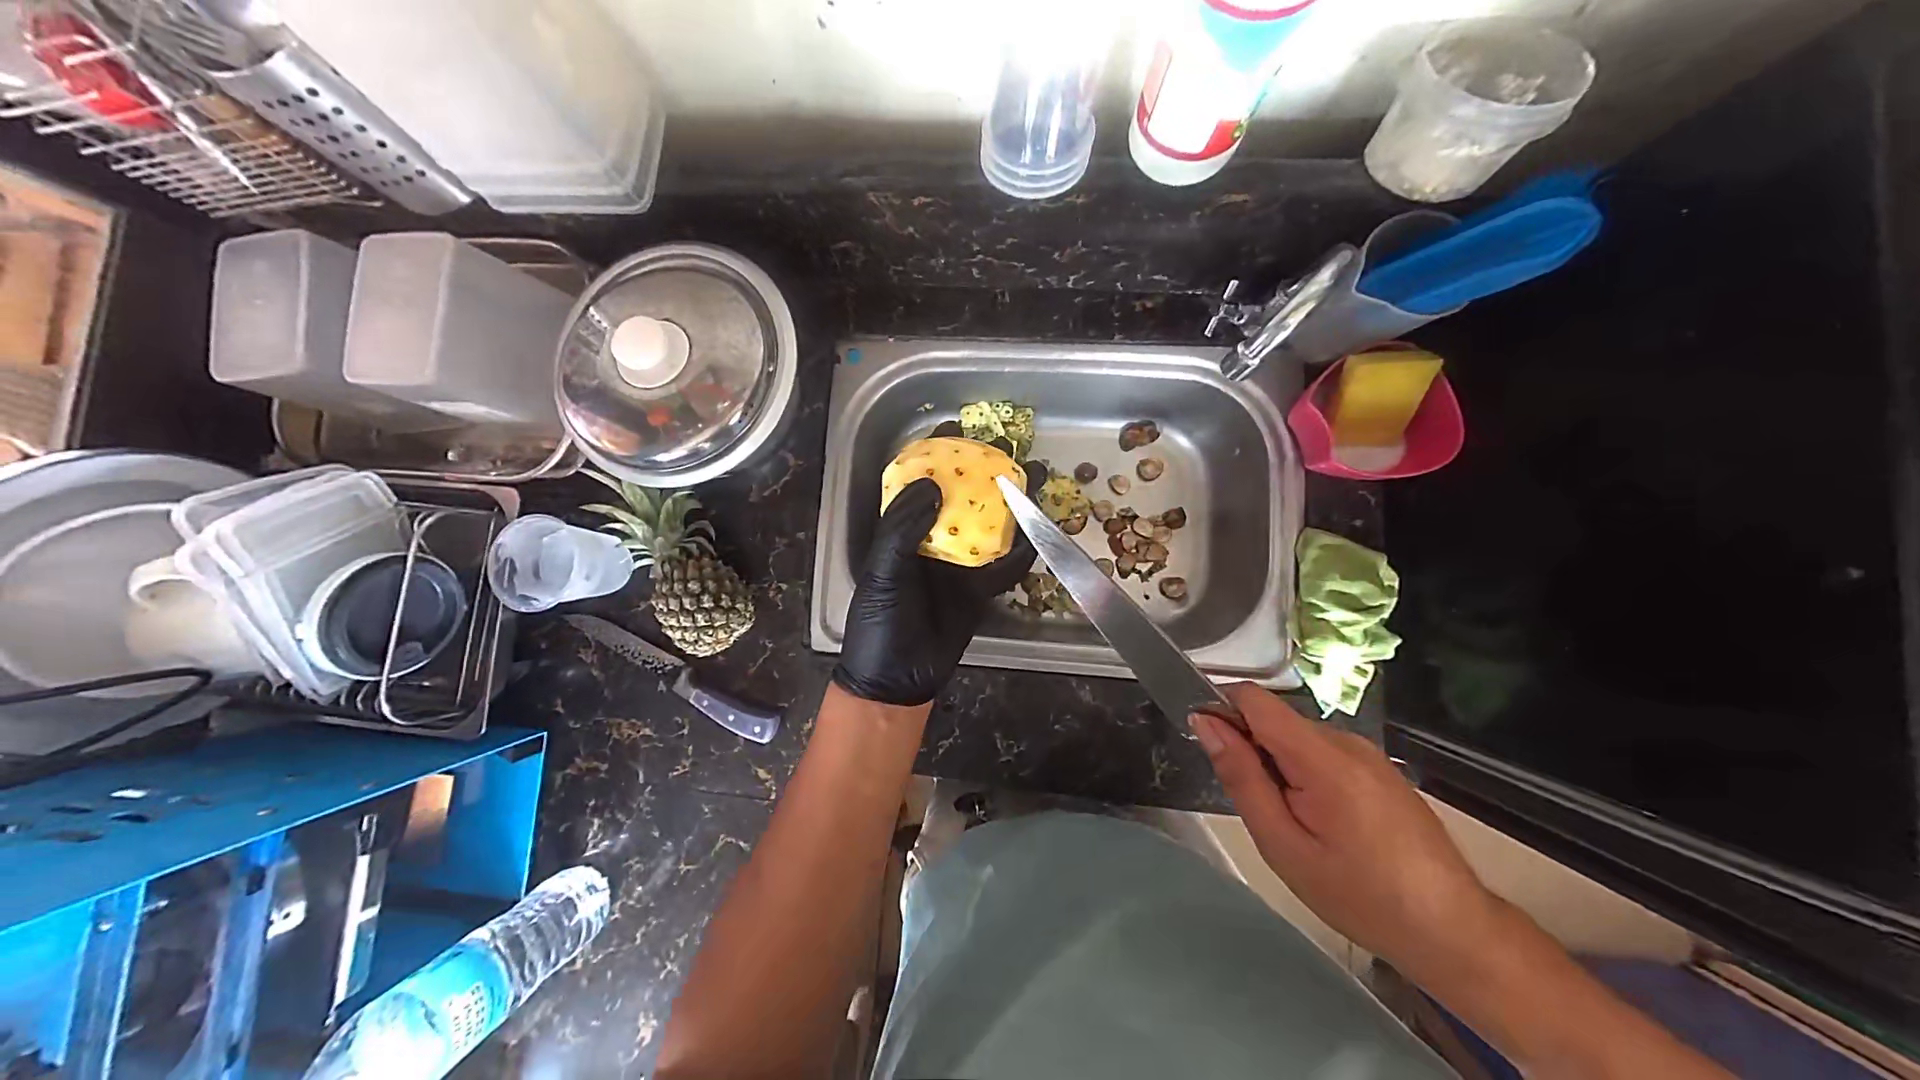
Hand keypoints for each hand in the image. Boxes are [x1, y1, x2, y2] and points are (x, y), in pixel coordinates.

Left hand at [832, 456, 1045, 705]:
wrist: (897, 678)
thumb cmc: (880, 623)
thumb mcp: (883, 574)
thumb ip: (901, 530)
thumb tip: (930, 486)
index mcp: (900, 532)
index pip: (919, 485)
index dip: (935, 458)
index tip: (956, 433)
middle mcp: (931, 542)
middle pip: (960, 501)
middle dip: (982, 477)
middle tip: (1008, 453)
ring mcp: (956, 565)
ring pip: (988, 528)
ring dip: (1010, 508)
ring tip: (1034, 481)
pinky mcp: (977, 590)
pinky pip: (1003, 567)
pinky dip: (1021, 553)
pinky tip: (1040, 534)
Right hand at [1191, 684, 1506, 984]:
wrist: (1452, 930)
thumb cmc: (1359, 894)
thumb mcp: (1282, 843)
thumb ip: (1241, 776)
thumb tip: (1205, 722)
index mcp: (1322, 756)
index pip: (1254, 699)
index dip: (1220, 709)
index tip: (1206, 743)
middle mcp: (1347, 741)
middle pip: (1274, 719)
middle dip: (1249, 748)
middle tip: (1254, 806)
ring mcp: (1368, 753)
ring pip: (1296, 738)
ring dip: (1276, 765)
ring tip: (1290, 823)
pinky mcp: (1379, 768)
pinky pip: (1322, 753)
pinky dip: (1303, 774)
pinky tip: (1318, 822)